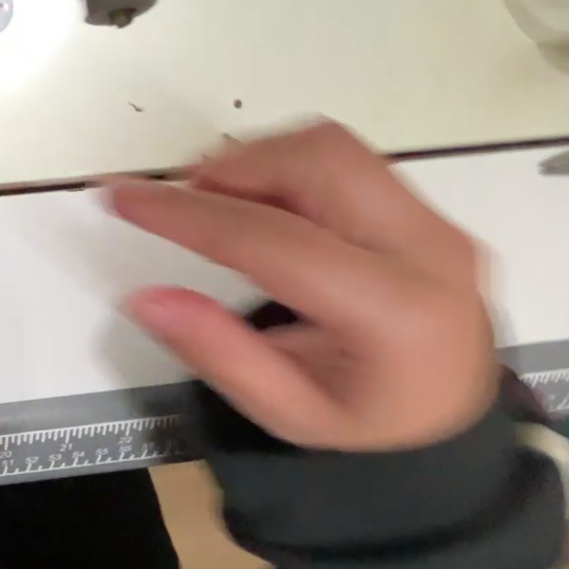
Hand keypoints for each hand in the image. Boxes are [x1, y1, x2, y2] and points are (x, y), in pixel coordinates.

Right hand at [106, 121, 496, 450]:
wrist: (446, 419)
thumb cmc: (359, 420)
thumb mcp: (282, 411)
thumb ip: (218, 353)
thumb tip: (146, 298)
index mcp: (393, 313)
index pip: (275, 239)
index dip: (190, 214)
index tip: (122, 196)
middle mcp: (427, 250)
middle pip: (320, 161)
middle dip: (231, 167)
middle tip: (177, 203)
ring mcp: (433, 222)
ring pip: (331, 148)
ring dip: (255, 162)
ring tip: (212, 208)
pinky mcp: (423, 209)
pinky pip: (344, 161)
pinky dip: (280, 168)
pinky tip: (253, 209)